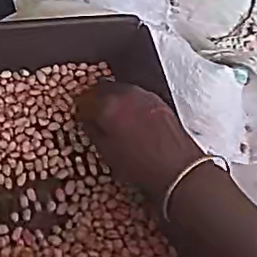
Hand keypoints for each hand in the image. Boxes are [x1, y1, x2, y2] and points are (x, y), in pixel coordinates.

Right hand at [74, 81, 205, 199]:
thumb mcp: (107, 152)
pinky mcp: (157, 100)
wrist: (177, 168)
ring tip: (110, 116)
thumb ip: (93, 131)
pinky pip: (135, 95)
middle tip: (91, 112)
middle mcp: (124, 94)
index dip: (79, 109)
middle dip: (94, 99)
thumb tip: (88, 121)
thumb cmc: (140, 165)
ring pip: (119, 88)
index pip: (84, 100)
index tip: (79, 115)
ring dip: (111, 98)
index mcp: (107, 106)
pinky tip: (129, 117)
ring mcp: (143, 95)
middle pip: (101, 88)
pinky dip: (127, 102)